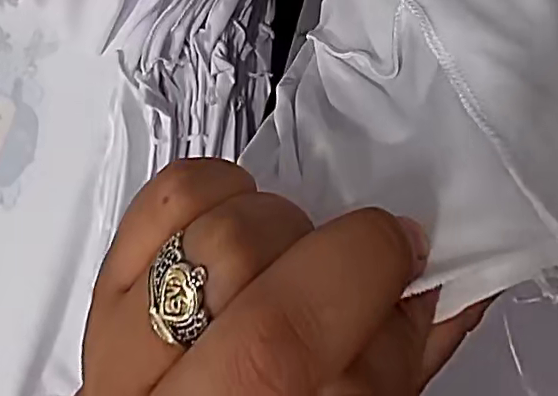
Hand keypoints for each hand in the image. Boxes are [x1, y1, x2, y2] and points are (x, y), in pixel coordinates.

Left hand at [79, 159, 487, 394]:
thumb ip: (399, 358)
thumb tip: (453, 279)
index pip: (348, 394)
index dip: (394, 311)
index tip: (416, 265)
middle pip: (273, 329)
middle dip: (349, 260)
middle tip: (370, 252)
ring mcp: (124, 353)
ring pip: (221, 247)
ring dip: (282, 224)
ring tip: (292, 249)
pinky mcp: (104, 289)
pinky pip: (166, 199)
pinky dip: (216, 183)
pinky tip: (236, 210)